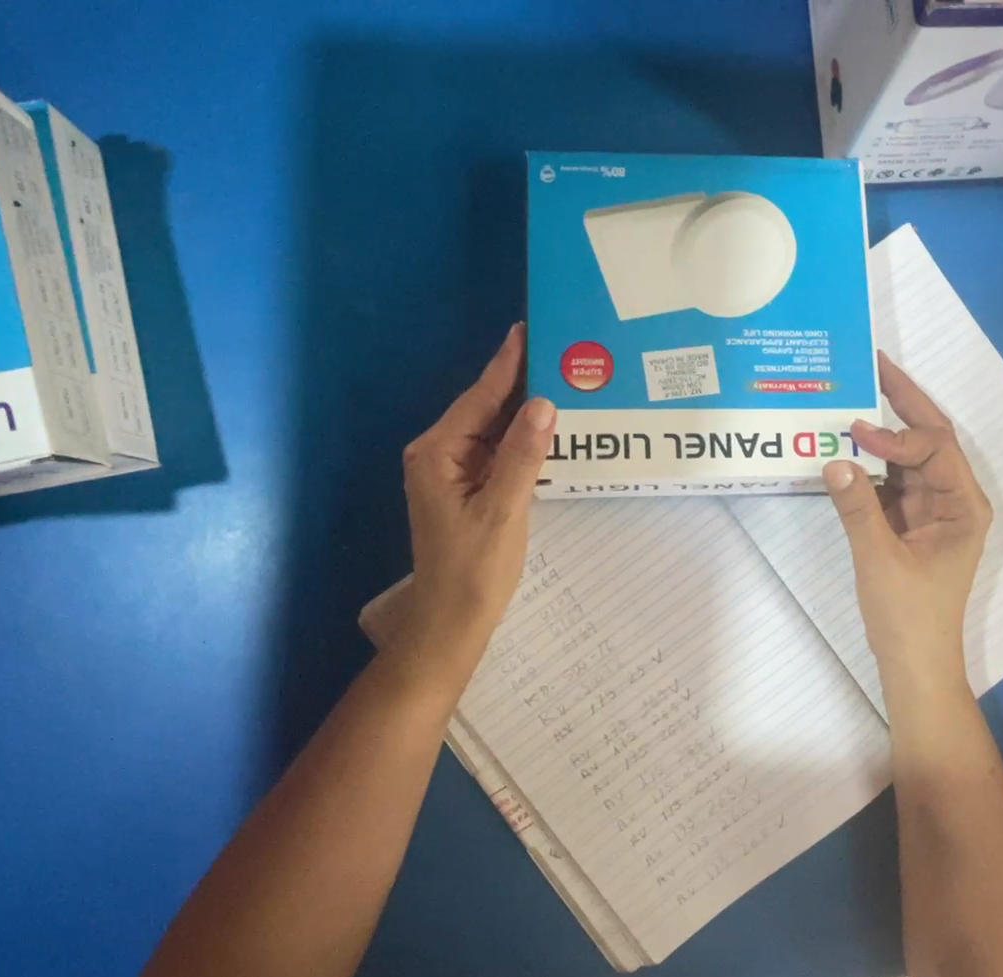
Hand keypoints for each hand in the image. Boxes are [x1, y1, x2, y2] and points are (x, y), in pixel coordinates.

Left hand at [388, 323, 554, 677]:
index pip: (479, 397)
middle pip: (485, 408)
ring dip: (525, 410)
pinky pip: (498, 453)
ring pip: (494, 430)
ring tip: (564, 379)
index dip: (507, 364)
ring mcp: (454, 472)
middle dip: (521, 382)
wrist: (453, 622)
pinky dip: (523, 440)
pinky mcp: (469, 489)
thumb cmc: (473, 569)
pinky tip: (551, 428)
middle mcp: (440, 454)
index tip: (530, 328)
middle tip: (561, 350)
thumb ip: (522, 455)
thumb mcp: (502, 510)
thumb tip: (544, 404)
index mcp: (438, 452)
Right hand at [824, 352, 991, 683]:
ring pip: (908, 457)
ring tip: (854, 394)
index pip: (934, 450)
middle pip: (929, 440)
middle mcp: (952, 499)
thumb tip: (834, 459)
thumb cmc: (909, 615)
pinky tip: (844, 447)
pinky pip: (889, 482)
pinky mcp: (907, 523)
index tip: (857, 432)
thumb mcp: (880, 560)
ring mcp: (929, 510)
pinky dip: (869, 464)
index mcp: (963, 506)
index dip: (898, 436)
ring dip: (883, 431)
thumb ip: (857, 508)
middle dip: (903, 403)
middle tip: (873, 364)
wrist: (914, 661)